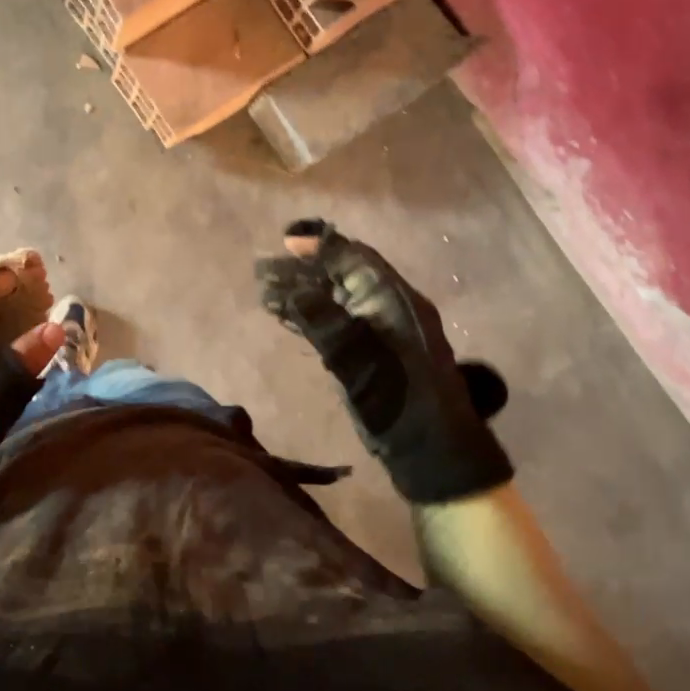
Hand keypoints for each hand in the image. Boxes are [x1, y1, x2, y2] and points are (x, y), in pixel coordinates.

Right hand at [256, 219, 513, 504]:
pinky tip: (281, 314)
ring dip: (298, 292)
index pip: (355, 258)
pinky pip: (332, 321)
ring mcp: (376, 331)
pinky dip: (305, 314)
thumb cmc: (401, 402)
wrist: (428, 450)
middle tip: (260, 271)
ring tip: (262, 292)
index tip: (285, 240)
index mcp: (394, 301)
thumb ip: (327, 324)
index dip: (320, 246)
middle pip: (340, 274)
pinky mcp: (366, 353)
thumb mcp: (362, 362)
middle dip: (301, 269)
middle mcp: (386, 308)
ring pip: (333, 298)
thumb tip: (294, 291)